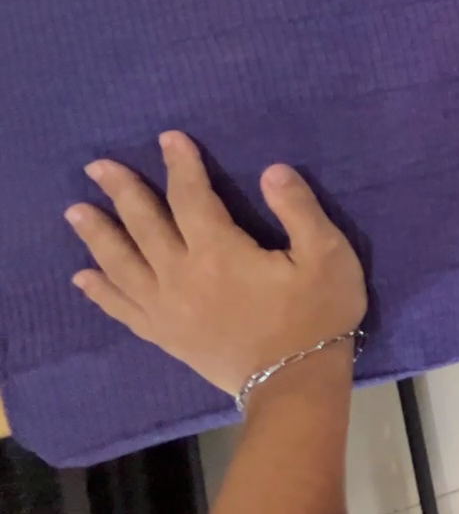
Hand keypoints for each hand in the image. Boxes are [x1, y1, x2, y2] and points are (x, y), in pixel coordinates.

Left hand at [64, 132, 366, 396]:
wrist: (293, 374)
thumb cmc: (319, 307)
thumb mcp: (327, 252)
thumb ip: (298, 210)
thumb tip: (271, 170)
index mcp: (221, 252)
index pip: (193, 199)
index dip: (182, 167)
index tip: (170, 139)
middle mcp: (180, 275)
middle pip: (145, 226)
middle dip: (124, 193)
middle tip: (99, 167)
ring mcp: (165, 307)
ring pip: (121, 263)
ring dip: (98, 234)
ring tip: (76, 210)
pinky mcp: (163, 331)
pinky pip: (120, 305)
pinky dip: (99, 288)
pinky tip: (85, 275)